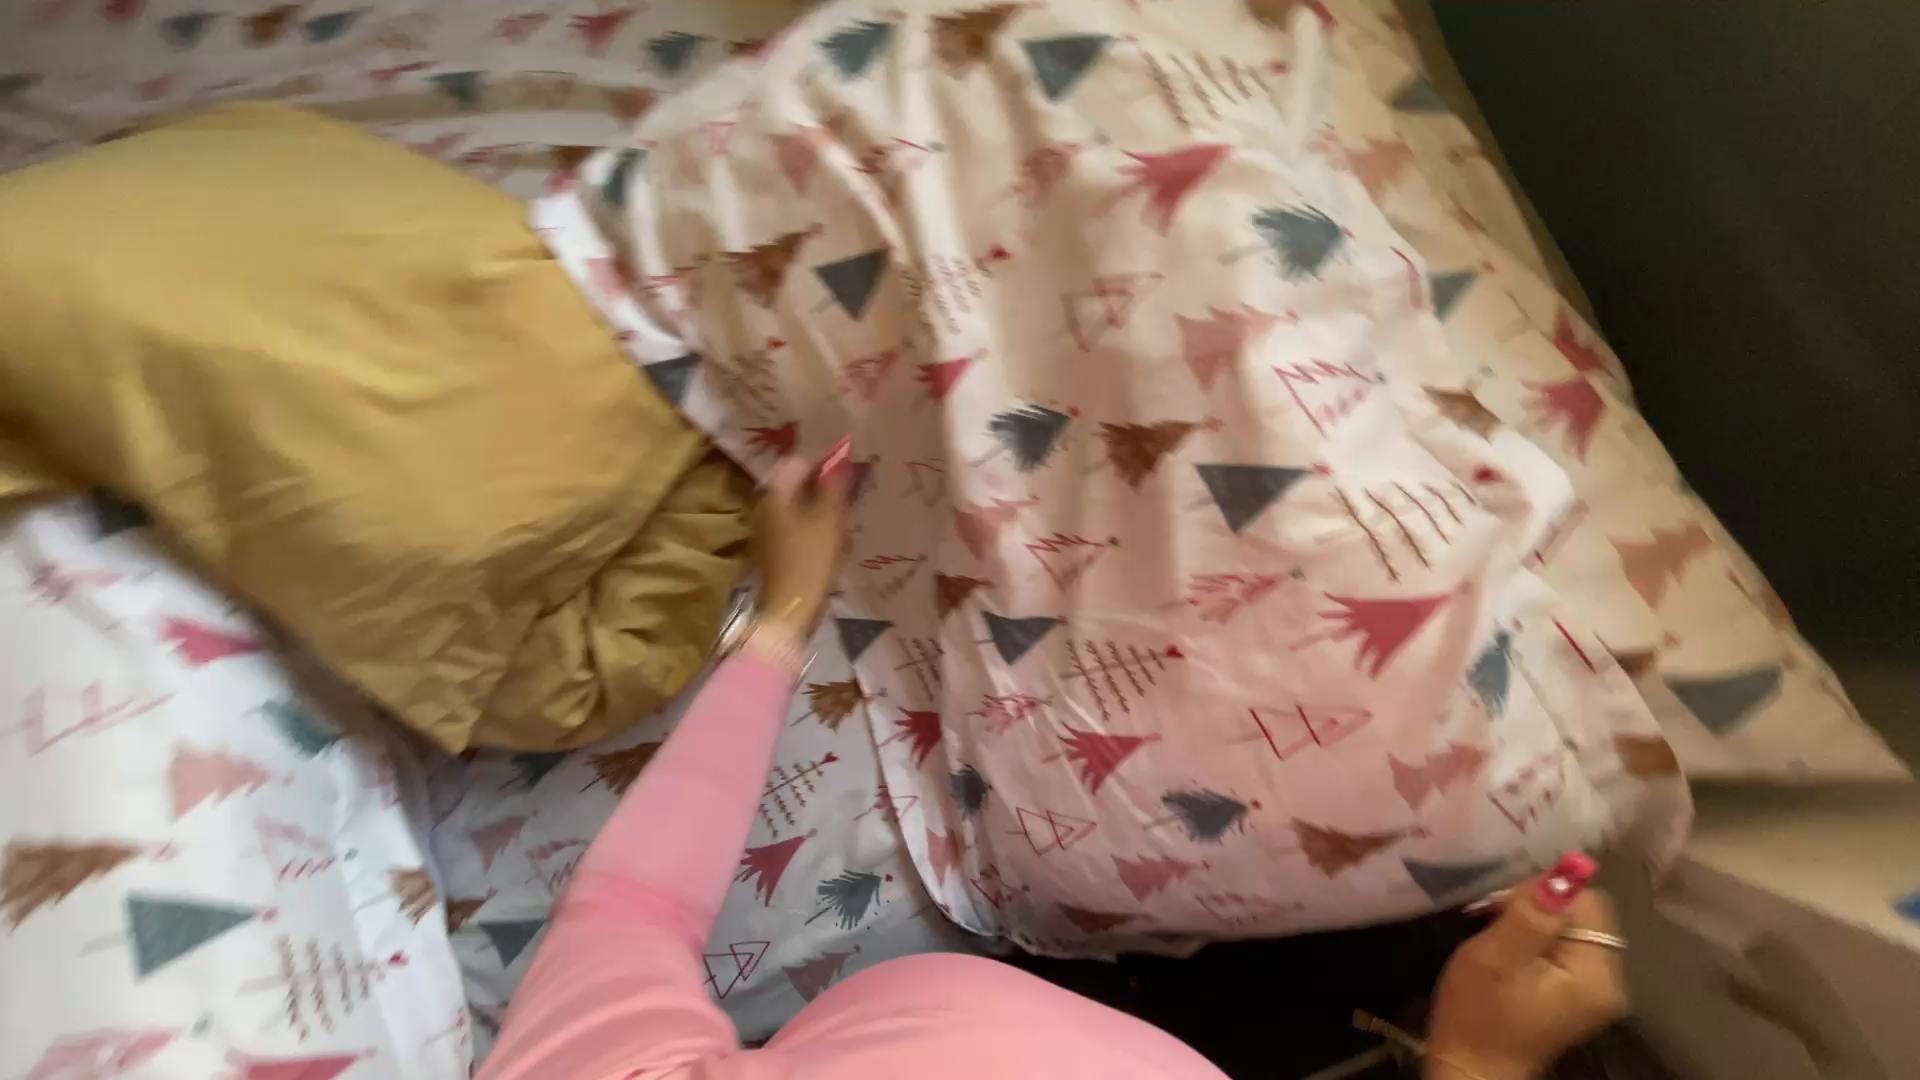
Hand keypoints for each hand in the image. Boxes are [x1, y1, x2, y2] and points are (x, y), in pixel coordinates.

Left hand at [752, 450, 850, 638]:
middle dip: (824, 486)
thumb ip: (834, 485)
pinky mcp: (772, 547)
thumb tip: (840, 459)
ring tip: (844, 519)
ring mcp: (766, 528)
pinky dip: (814, 526)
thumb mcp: (829, 518)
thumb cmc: (810, 559)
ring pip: (798, 505)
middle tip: (850, 496)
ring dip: (821, 507)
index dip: (825, 461)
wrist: (791, 607)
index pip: (799, 461)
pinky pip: (796, 525)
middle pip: (797, 484)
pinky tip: (832, 540)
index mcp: (775, 493)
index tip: (849, 472)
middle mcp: (765, 505)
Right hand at [1426, 871, 1625, 1079]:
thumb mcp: (1495, 956)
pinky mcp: (1575, 992)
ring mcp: (1594, 988)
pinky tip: (1504, 948)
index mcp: (1596, 972)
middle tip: (1491, 919)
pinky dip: (1532, 937)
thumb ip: (1530, 915)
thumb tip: (1564, 872)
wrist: (1474, 1065)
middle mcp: (1609, 980)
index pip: (1586, 902)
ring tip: (1493, 933)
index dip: (1540, 893)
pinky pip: (1562, 946)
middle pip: (1581, 914)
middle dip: (1534, 906)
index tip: (1498, 907)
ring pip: (1568, 927)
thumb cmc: (1478, 1010)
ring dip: (1529, 920)